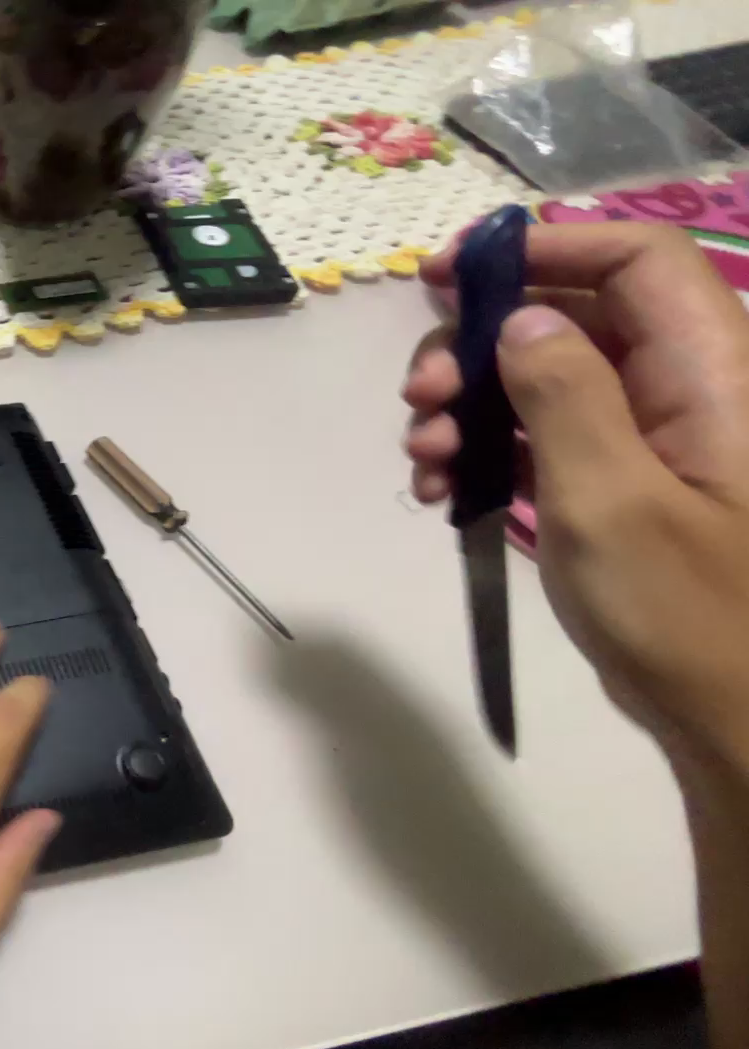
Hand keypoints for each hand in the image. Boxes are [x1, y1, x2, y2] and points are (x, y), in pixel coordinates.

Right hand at [401, 223, 748, 766]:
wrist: (735, 712)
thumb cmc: (689, 610)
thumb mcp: (611, 501)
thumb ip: (567, 398)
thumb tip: (523, 316)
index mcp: (717, 377)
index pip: (636, 264)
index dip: (543, 247)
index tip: (447, 272)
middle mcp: (684, 391)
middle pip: (568, 319)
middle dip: (476, 348)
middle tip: (419, 399)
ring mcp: (644, 437)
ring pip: (535, 379)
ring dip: (462, 408)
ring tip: (423, 461)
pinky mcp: (611, 477)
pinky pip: (532, 435)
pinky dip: (476, 452)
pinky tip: (440, 491)